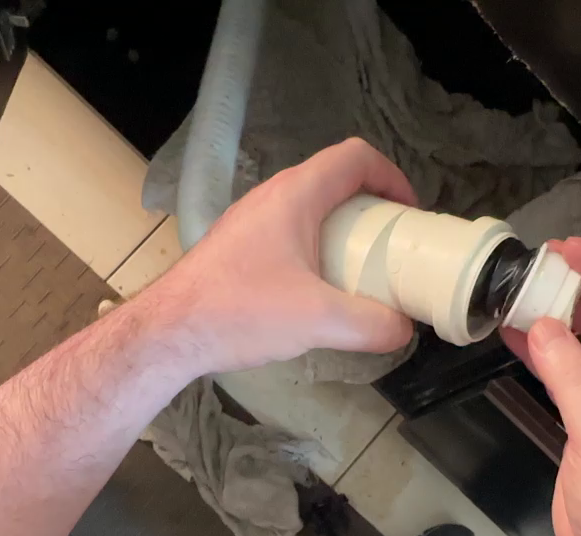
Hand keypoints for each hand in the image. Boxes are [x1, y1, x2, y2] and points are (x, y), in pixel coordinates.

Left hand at [143, 137, 417, 373]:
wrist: (171, 332)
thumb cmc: (242, 311)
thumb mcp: (318, 320)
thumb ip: (370, 324)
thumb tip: (403, 330)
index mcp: (296, 194)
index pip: (356, 158)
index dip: (392, 178)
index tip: (409, 217)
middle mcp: (272, 198)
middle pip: (335, 186)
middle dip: (371, 215)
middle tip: (388, 253)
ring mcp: (250, 224)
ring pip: (310, 215)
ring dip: (341, 239)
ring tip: (357, 278)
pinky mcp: (237, 251)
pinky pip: (289, 240)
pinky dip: (314, 257)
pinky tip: (315, 297)